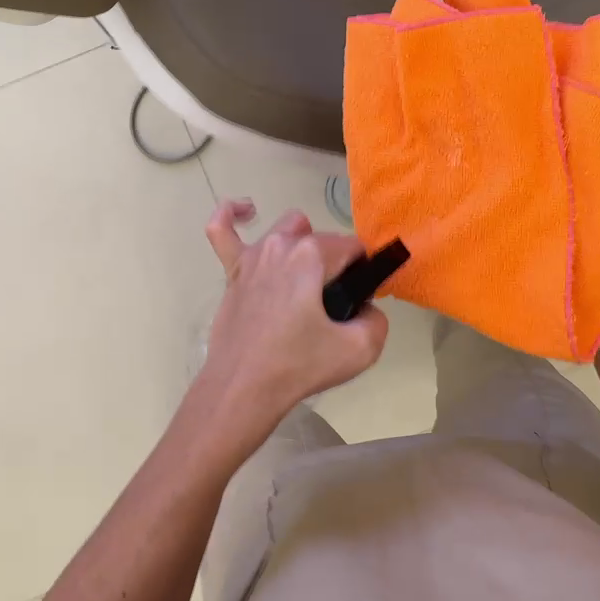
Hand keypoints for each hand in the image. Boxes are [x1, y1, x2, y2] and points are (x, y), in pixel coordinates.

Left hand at [195, 200, 388, 432]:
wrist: (243, 388)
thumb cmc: (298, 366)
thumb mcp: (359, 350)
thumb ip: (377, 321)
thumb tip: (367, 309)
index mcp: (311, 255)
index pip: (352, 247)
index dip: (363, 271)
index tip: (360, 301)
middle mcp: (280, 244)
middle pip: (321, 240)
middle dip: (335, 264)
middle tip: (333, 306)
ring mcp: (251, 256)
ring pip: (285, 230)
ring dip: (302, 247)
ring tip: (305, 282)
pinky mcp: (231, 273)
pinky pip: (222, 230)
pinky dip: (232, 215)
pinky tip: (247, 213)